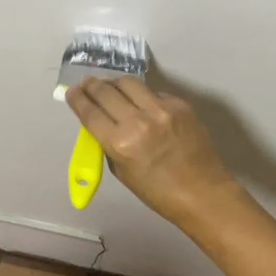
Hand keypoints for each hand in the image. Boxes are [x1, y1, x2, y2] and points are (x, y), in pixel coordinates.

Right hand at [64, 76, 246, 226]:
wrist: (203, 192)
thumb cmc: (159, 192)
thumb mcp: (122, 171)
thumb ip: (108, 143)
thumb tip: (100, 121)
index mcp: (120, 143)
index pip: (90, 112)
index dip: (77, 99)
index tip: (71, 92)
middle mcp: (139, 121)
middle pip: (106, 91)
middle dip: (92, 86)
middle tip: (87, 84)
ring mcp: (162, 109)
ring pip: (129, 83)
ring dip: (115, 83)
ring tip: (110, 87)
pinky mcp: (180, 105)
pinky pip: (153, 92)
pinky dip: (142, 95)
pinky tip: (141, 103)